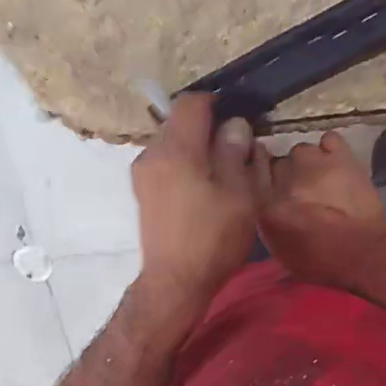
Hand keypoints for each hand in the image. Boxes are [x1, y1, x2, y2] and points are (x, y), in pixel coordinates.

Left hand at [130, 93, 257, 306]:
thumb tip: (234, 126)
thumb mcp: (240, 194)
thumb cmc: (214, 237)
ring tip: (228, 179)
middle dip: (213, 132)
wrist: (177, 282)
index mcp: (177, 149)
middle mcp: (152, 154)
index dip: (218, 104)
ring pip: (176, 146)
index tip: (241, 120)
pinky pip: (169, 166)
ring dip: (202, 152)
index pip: (191, 103)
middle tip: (242, 155)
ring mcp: (144, 174)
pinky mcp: (144, 193)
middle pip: (183, 125)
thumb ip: (235, 153)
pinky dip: (190, 168)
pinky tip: (208, 194)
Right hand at [252, 132, 385, 292]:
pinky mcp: (342, 158)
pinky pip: (330, 140)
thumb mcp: (282, 252)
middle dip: (288, 175)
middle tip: (303, 189)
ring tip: (322, 176)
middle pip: (278, 164)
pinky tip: (338, 162)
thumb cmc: (324, 264)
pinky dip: (332, 149)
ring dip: (310, 162)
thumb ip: (267, 223)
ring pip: (302, 150)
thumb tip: (264, 203)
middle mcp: (284, 181)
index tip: (271, 182)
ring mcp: (313, 165)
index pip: (251, 175)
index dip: (262, 178)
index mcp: (265, 206)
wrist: (366, 257)